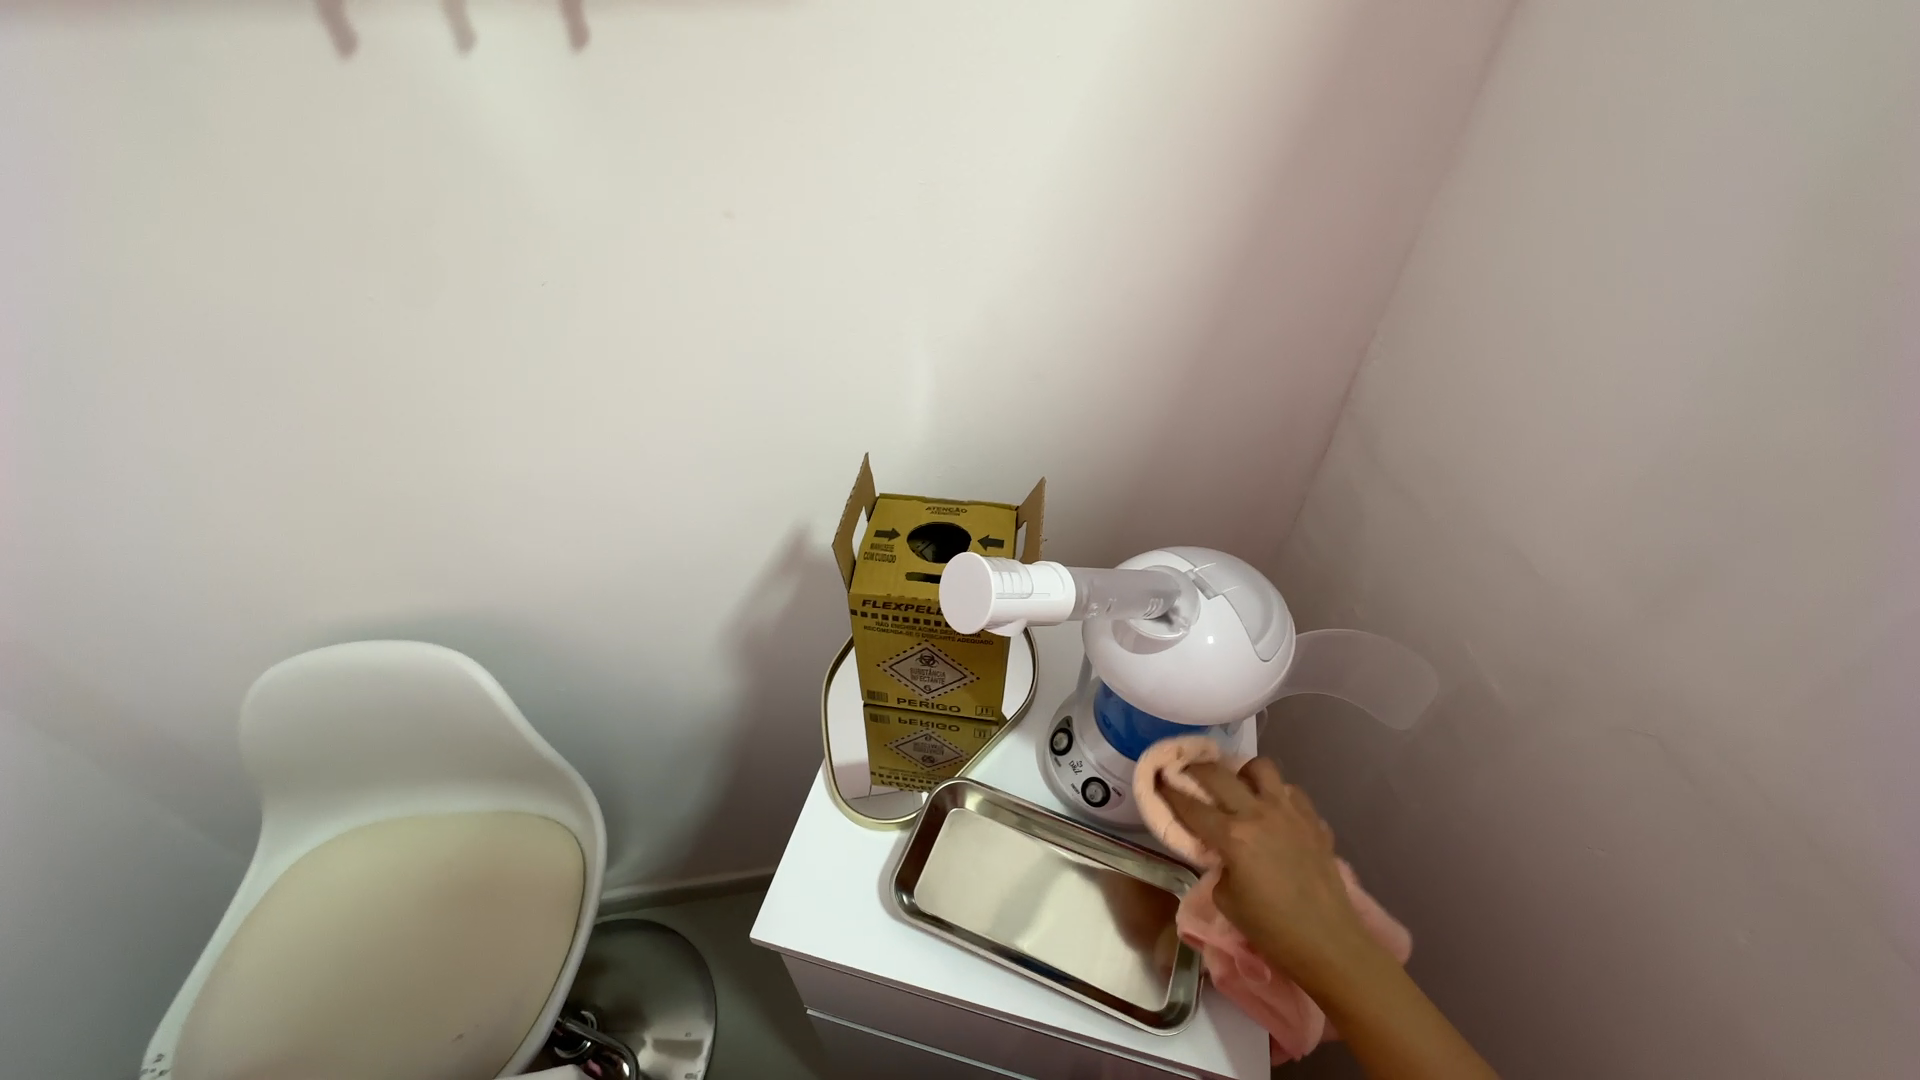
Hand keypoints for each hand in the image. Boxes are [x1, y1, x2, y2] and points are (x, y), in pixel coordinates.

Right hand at [1158, 759, 1385, 993]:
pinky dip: (1278, 795)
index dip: (1170, 792)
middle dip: (1197, 770)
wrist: (1329, 944)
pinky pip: (1291, 792)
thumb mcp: (1225, 900)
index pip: (1191, 805)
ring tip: (1237, 787)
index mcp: (1232, 836)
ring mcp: (1290, 813)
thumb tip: (1220, 851)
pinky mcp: (1314, 821)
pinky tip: (1273, 812)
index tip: (1159, 781)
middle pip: (1218, 773)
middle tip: (1188, 774)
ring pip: (1261, 767)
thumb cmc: (1272, 930)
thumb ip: (1217, 864)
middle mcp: (1258, 814)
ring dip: (1243, 773)